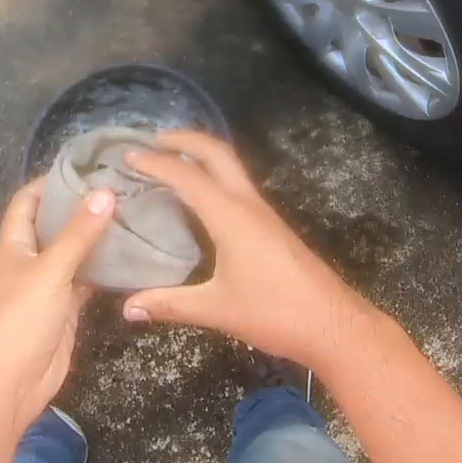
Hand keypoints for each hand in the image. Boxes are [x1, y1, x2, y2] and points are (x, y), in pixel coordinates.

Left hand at [0, 179, 115, 430]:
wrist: (10, 386)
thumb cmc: (20, 320)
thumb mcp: (50, 270)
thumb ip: (78, 233)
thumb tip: (105, 191)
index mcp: (14, 242)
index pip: (28, 199)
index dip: (51, 181)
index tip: (87, 166)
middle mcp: (30, 258)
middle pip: (54, 223)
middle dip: (81, 206)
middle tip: (120, 187)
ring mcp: (48, 284)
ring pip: (74, 251)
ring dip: (96, 236)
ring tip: (132, 213)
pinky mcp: (65, 307)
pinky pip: (87, 279)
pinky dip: (105, 268)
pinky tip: (131, 255)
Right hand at [120, 131, 377, 371]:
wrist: (333, 324)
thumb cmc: (275, 313)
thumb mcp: (217, 309)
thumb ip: (170, 305)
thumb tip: (127, 308)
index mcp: (231, 216)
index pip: (187, 176)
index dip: (155, 163)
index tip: (128, 156)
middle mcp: (247, 204)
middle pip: (217, 153)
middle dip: (185, 138)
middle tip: (154, 139)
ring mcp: (263, 212)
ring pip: (231, 165)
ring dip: (202, 153)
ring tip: (173, 157)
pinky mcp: (271, 225)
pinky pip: (237, 184)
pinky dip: (215, 173)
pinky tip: (202, 194)